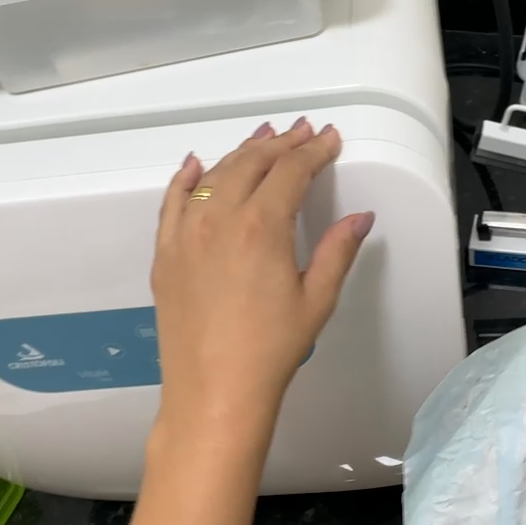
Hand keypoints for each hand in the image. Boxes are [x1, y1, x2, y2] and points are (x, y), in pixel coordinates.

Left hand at [149, 118, 372, 450]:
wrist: (214, 392)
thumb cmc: (268, 352)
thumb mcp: (317, 299)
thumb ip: (338, 250)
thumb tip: (359, 218)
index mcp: (261, 227)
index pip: (291, 170)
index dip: (313, 151)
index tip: (327, 140)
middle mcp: (219, 220)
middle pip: (253, 162)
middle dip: (282, 143)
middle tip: (302, 133)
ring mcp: (186, 234)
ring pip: (214, 174)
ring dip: (241, 151)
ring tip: (262, 137)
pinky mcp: (166, 254)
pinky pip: (172, 201)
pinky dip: (185, 177)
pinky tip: (196, 163)